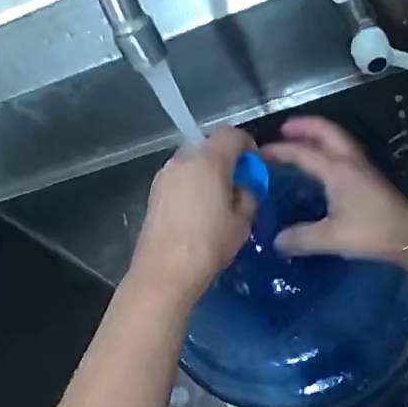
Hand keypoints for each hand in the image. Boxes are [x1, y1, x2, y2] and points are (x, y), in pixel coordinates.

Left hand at [129, 128, 257, 299]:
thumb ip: (248, 195)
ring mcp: (164, 175)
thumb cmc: (209, 245)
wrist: (165, 272)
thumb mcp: (242, 222)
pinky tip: (198, 211)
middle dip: (226, 159)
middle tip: (238, 184)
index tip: (254, 165)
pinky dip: (192, 184)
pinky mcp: (153, 192)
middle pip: (209, 146)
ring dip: (207, 172)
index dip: (247, 145)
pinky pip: (179, 178)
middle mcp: (182, 161)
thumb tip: (245, 187)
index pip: (231, 134)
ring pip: (192, 162)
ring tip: (218, 201)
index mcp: (208, 162)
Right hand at [260, 116, 407, 261]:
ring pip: (336, 139)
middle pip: (325, 131)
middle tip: (283, 130)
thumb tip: (276, 241)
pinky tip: (320, 165)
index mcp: (337, 170)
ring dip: (317, 135)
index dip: (278, 150)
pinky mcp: (368, 178)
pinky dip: (327, 148)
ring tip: (299, 142)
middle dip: (303, 126)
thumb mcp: (330, 238)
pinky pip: (342, 151)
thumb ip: (300, 238)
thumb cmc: (371, 233)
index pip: (302, 152)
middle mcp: (349, 161)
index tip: (258, 153)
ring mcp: (362, 168)